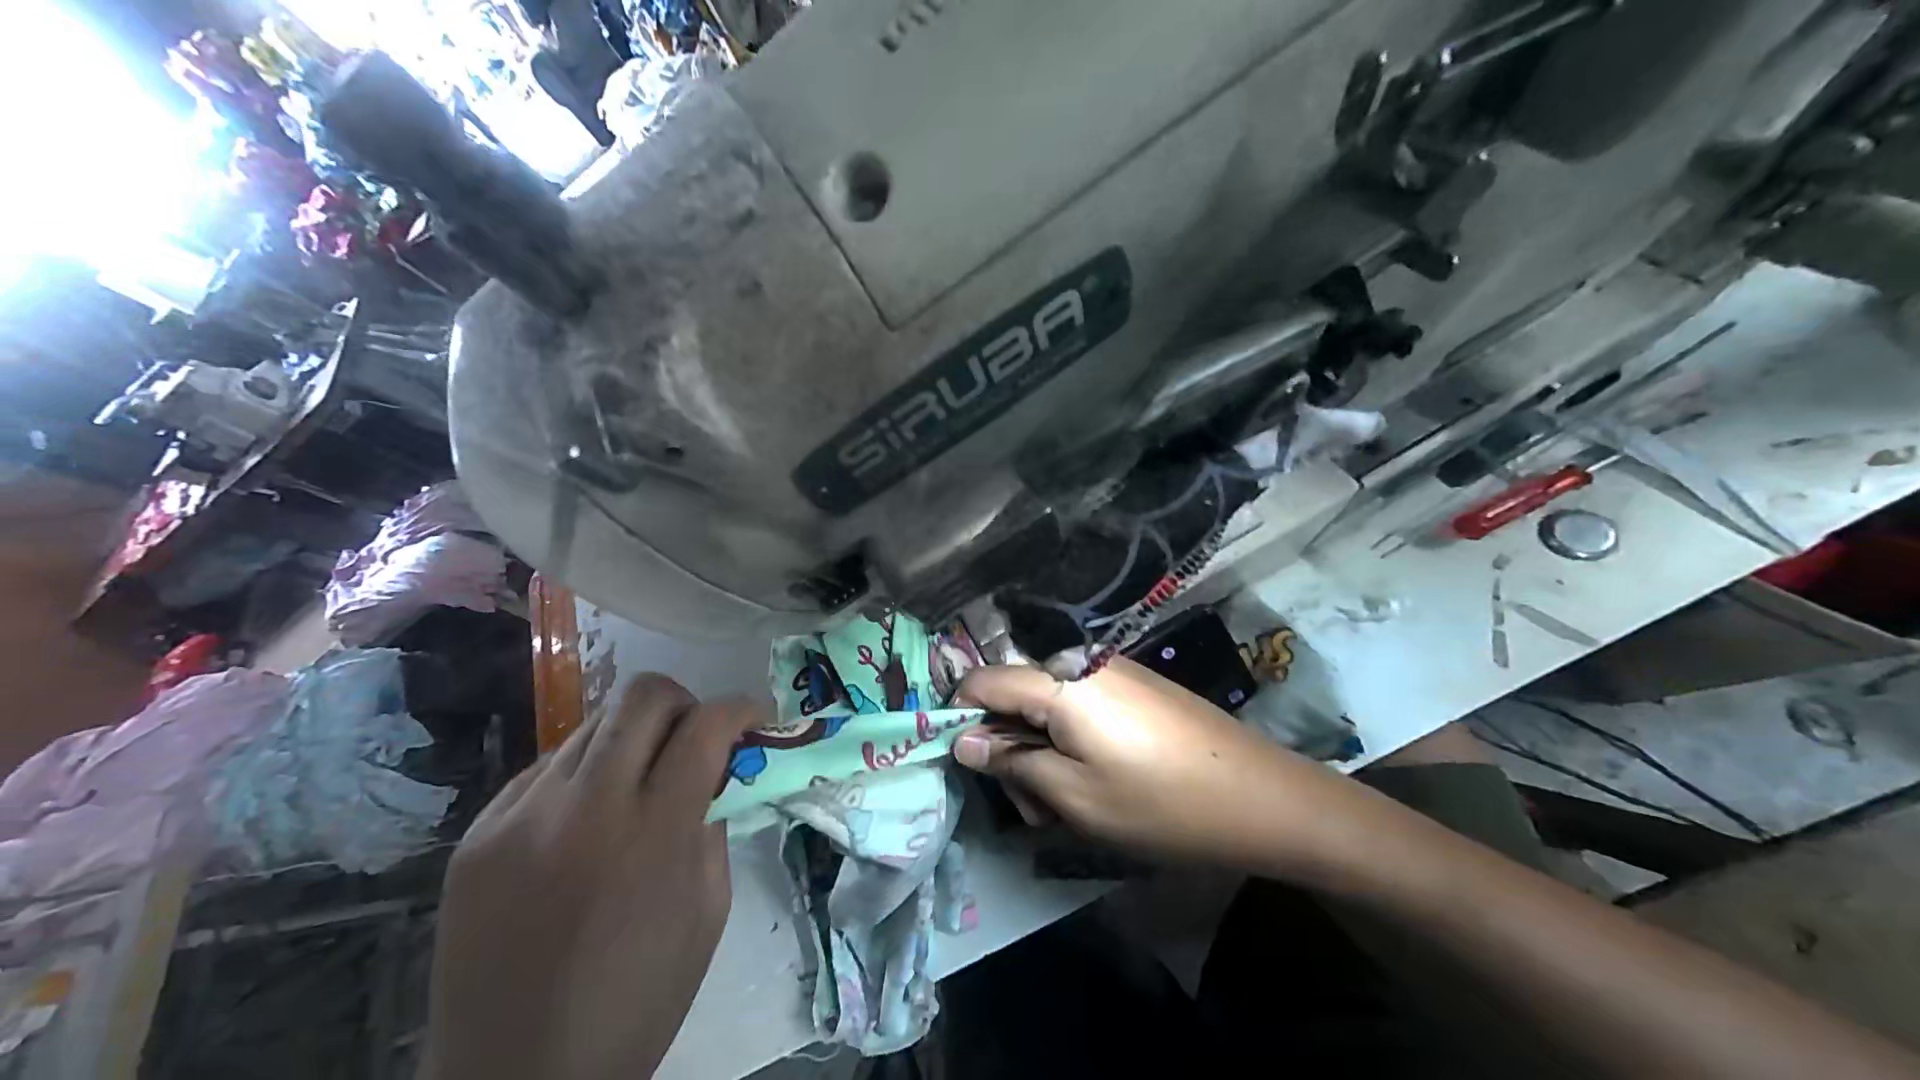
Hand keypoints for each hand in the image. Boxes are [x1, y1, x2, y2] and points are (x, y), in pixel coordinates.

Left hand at [421, 675, 762, 1079]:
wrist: (513, 1079)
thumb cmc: (636, 1003)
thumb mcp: (707, 913)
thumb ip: (713, 826)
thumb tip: (717, 770)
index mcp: (654, 833)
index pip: (706, 726)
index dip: (740, 709)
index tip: (754, 719)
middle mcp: (584, 807)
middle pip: (642, 696)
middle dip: (684, 703)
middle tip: (695, 735)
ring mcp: (521, 815)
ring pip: (592, 725)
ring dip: (632, 738)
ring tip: (638, 780)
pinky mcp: (478, 833)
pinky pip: (545, 771)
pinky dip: (582, 776)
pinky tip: (585, 820)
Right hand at [952, 658, 1371, 879]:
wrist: (1265, 799)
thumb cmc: (1161, 804)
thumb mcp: (1074, 797)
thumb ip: (1011, 763)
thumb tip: (963, 741)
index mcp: (1061, 681)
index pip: (984, 681)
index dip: (961, 717)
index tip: (967, 764)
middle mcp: (1083, 663)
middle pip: (1017, 694)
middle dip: (1011, 748)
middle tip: (1033, 809)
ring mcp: (1114, 672)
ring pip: (1050, 706)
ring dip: (1043, 753)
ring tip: (1068, 806)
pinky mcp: (1137, 687)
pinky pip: (1083, 706)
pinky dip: (1073, 743)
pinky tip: (1096, 784)